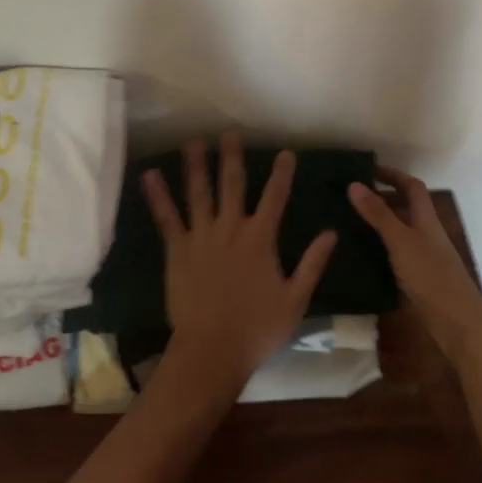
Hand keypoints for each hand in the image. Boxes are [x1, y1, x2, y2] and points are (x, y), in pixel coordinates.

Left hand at [144, 134, 337, 389]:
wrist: (212, 350)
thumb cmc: (258, 329)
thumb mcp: (296, 299)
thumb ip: (312, 263)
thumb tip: (331, 233)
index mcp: (261, 239)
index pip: (275, 197)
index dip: (281, 173)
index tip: (285, 152)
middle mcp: (231, 229)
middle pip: (232, 184)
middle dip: (232, 157)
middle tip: (230, 133)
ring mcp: (201, 237)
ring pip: (199, 193)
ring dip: (196, 165)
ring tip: (193, 141)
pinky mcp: (178, 250)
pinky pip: (167, 218)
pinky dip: (158, 196)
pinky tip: (150, 174)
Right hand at [349, 168, 481, 366]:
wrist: (457, 323)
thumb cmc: (432, 276)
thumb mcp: (401, 241)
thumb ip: (378, 214)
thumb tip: (354, 184)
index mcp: (427, 220)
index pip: (412, 187)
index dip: (393, 175)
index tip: (368, 171)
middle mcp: (426, 235)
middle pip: (405, 209)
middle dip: (381, 200)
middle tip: (349, 198)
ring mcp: (422, 258)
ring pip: (398, 234)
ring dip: (377, 226)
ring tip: (346, 224)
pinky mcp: (416, 280)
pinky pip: (394, 257)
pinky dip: (378, 251)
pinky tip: (358, 257)